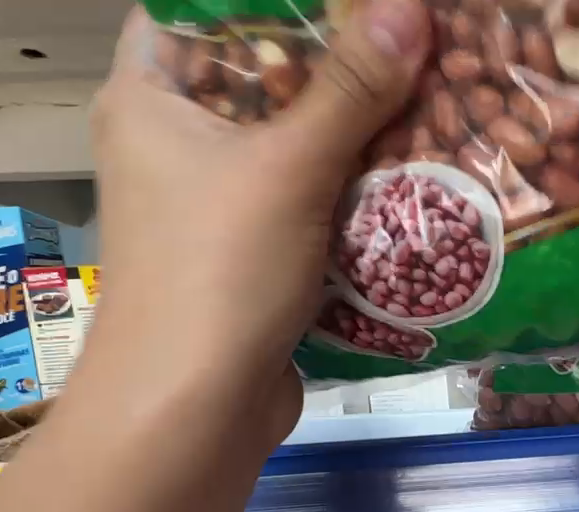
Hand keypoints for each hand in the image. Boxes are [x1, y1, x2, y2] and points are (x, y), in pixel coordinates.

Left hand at [82, 0, 430, 448]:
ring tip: (427, 110)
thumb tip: (410, 5)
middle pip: (261, 82)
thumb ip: (350, 90)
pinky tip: (409, 190)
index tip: (348, 4)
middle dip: (336, 70)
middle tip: (409, 51)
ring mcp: (218, 208)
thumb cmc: (220, 270)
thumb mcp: (288, 168)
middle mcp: (178, 144)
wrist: (199, 404)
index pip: (200, 10)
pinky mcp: (256, 259)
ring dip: (355, 141)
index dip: (272, 1)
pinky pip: (310, 209)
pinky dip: (353, 200)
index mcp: (152, 97)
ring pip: (293, 152)